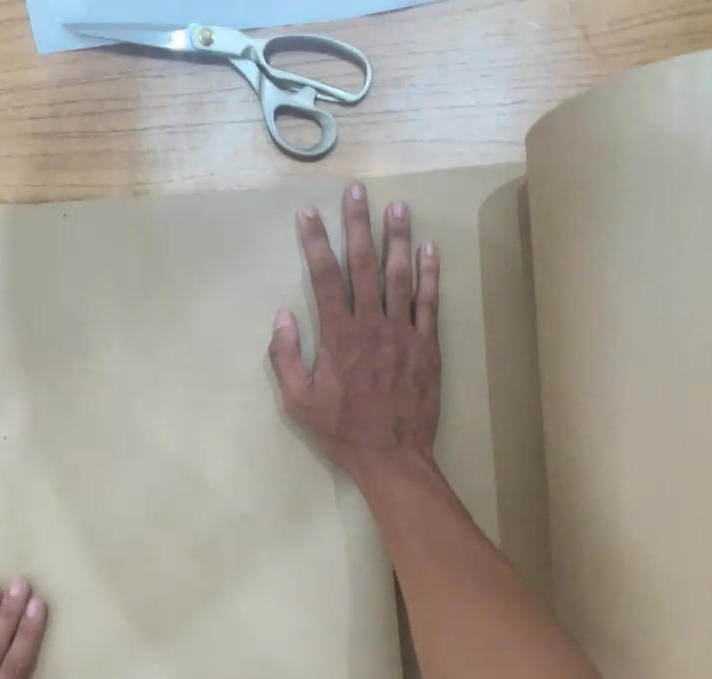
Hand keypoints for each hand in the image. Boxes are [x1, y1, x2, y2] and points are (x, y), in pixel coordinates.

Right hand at [268, 182, 441, 480]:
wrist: (393, 456)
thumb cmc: (342, 431)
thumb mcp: (299, 403)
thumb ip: (286, 358)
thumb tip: (281, 316)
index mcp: (339, 336)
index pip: (325, 278)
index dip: (315, 243)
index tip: (308, 213)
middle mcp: (372, 325)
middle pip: (364, 265)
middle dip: (358, 225)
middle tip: (357, 190)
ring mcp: (404, 333)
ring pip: (400, 276)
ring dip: (397, 238)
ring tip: (397, 206)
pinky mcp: (428, 346)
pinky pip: (429, 303)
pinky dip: (430, 274)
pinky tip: (429, 249)